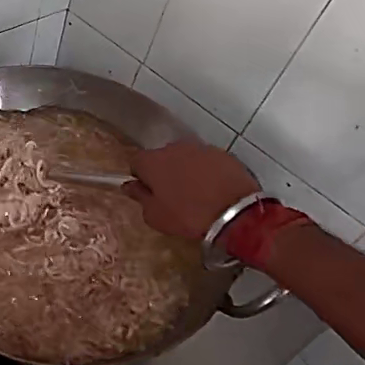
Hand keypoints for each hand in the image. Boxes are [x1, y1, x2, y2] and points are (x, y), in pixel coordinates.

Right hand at [124, 141, 260, 240]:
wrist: (234, 214)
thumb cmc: (187, 216)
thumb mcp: (155, 215)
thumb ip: (139, 197)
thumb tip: (130, 186)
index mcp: (153, 162)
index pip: (136, 161)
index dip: (139, 176)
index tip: (147, 191)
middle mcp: (174, 148)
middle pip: (161, 157)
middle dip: (163, 171)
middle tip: (170, 193)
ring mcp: (200, 149)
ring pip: (184, 157)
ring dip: (185, 169)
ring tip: (194, 192)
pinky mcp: (223, 154)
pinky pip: (206, 161)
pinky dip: (206, 171)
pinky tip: (212, 189)